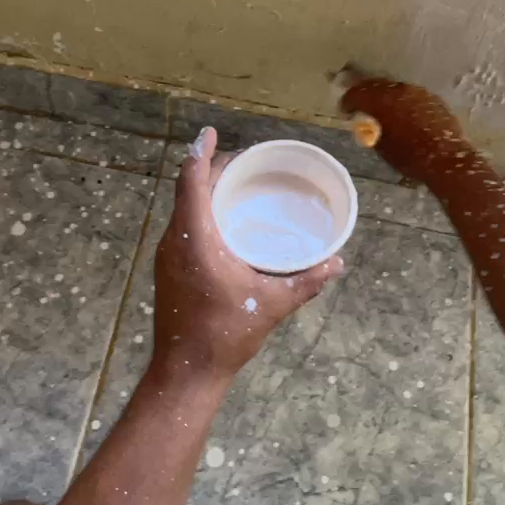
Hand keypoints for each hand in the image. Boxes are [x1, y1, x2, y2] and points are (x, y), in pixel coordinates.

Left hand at [150, 127, 344, 383]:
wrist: (185, 373)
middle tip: (242, 159)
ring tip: (234, 181)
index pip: (192, 183)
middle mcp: (175, 241)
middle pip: (187, 190)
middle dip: (210, 168)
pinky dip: (200, 210)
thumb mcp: (271, 305)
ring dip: (203, 189)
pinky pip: (182, 225)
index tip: (209, 131)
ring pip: (182, 208)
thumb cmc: (224, 335)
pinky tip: (221, 218)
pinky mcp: (168, 268)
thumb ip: (306, 282)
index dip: (199, 153)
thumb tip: (337, 262)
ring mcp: (167, 255)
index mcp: (195, 240)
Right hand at [338, 74, 468, 182]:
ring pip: (395, 89)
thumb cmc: (410, 158)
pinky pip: (411, 96)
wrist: (446, 159)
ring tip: (381, 108)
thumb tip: (367, 123)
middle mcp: (398, 90)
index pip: (357, 93)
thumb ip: (372, 129)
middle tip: (358, 103)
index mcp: (381, 101)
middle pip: (375, 85)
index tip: (344, 110)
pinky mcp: (433, 98)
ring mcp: (418, 92)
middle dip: (364, 93)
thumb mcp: (382, 146)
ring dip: (385, 96)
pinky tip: (404, 113)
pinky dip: (403, 102)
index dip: (347, 101)